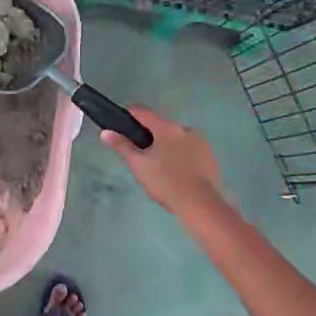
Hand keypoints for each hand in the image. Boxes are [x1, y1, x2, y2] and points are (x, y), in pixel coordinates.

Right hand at [100, 108, 231, 219]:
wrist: (200, 204)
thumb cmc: (165, 181)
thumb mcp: (139, 165)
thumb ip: (122, 146)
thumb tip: (106, 132)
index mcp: (166, 128)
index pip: (144, 112)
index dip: (131, 113)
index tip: (123, 119)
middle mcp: (185, 129)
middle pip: (162, 128)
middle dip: (152, 138)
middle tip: (143, 157)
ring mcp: (201, 143)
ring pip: (177, 140)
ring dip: (168, 148)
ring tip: (161, 170)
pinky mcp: (210, 157)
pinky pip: (190, 152)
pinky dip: (182, 158)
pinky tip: (177, 175)